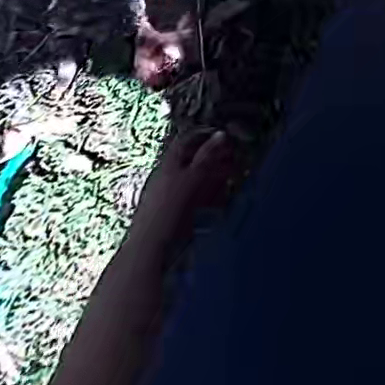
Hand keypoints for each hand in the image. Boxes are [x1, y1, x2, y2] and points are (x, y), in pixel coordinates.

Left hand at [127, 128, 234, 262]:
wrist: (149, 250)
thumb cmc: (167, 208)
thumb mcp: (189, 178)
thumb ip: (206, 157)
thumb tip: (222, 134)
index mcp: (168, 165)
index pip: (186, 141)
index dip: (204, 135)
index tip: (224, 135)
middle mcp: (169, 177)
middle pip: (194, 160)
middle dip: (215, 157)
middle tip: (235, 156)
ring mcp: (173, 197)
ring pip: (198, 179)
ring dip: (217, 175)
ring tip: (234, 175)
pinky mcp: (179, 215)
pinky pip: (199, 199)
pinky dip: (213, 195)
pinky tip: (224, 198)